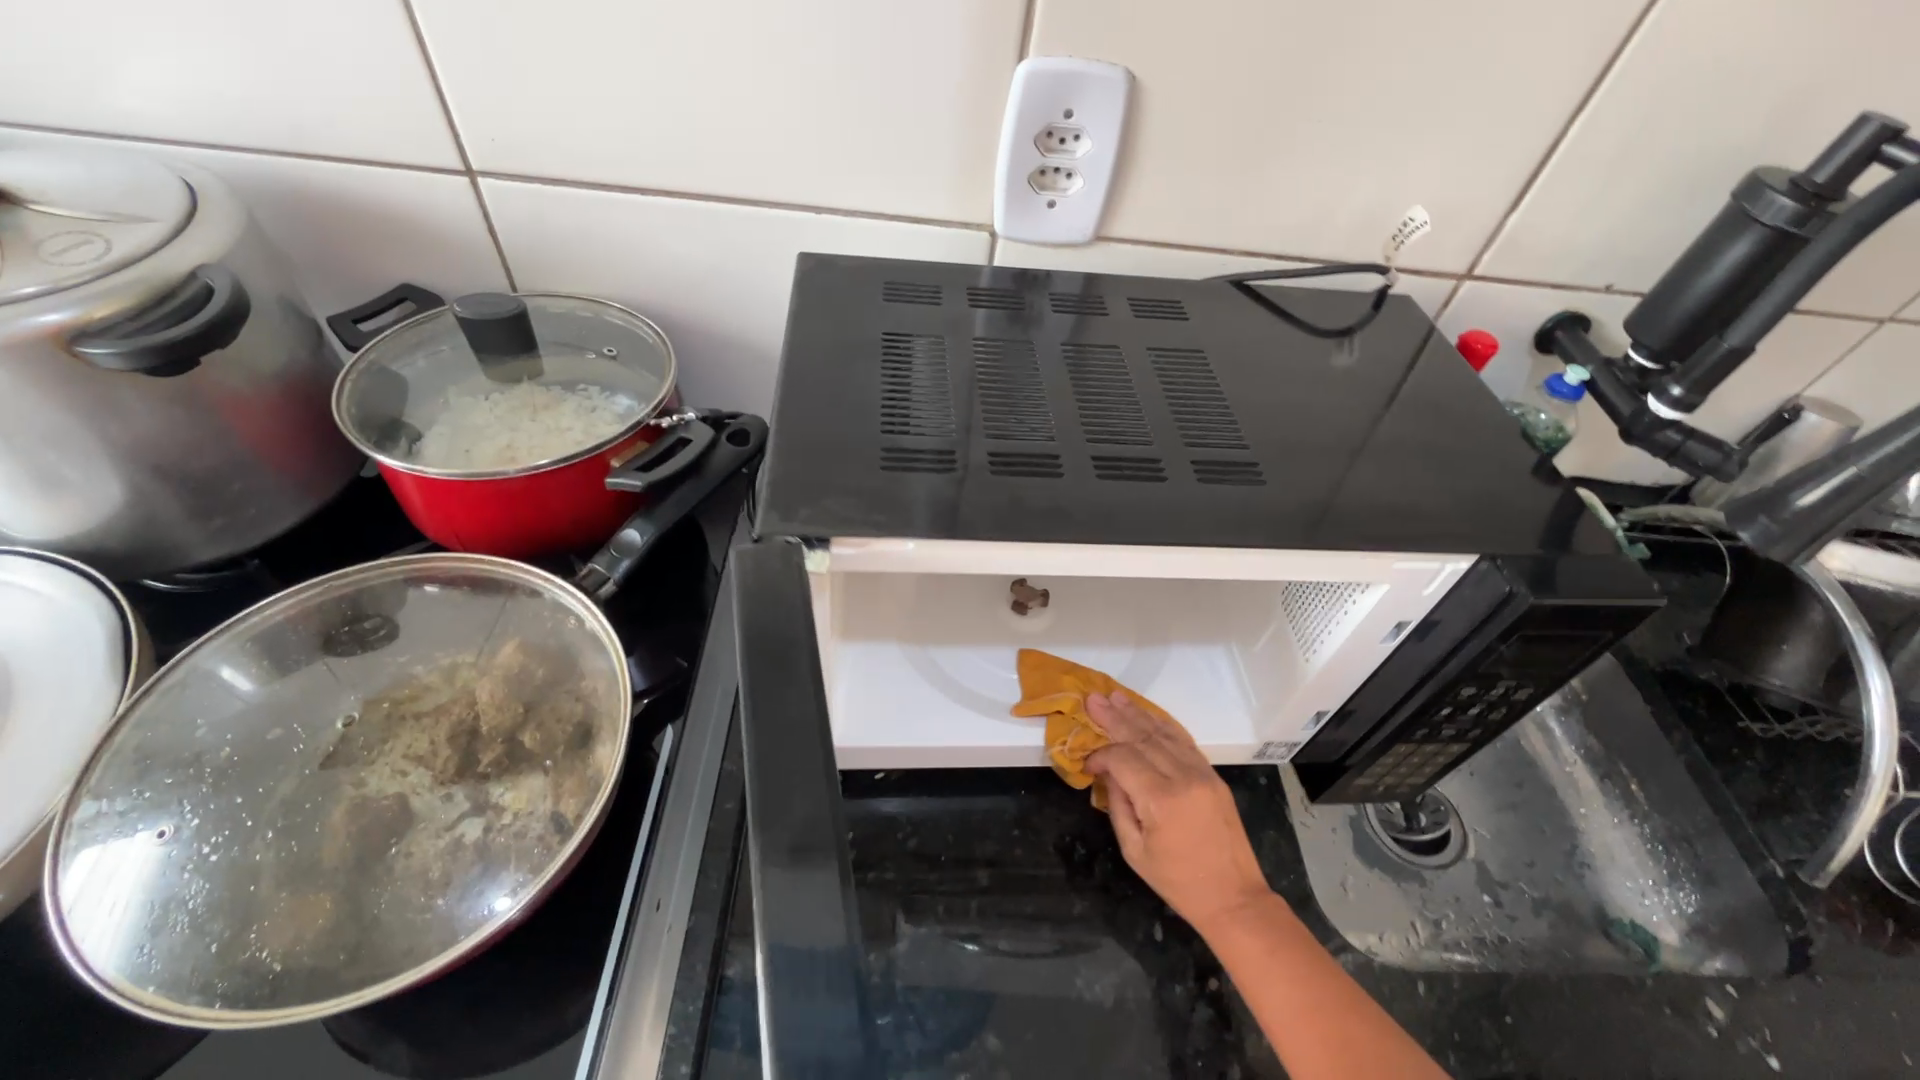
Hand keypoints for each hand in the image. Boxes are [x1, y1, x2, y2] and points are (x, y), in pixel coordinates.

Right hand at [1084, 692, 1273, 934]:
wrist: (1233, 897)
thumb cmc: (1177, 881)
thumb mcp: (1134, 851)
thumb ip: (1117, 805)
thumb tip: (1108, 773)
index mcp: (1161, 800)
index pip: (1123, 759)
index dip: (1101, 756)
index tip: (1087, 764)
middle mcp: (1183, 778)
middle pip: (1143, 738)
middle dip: (1115, 718)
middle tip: (1093, 699)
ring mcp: (1203, 774)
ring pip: (1165, 734)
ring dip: (1139, 715)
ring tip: (1117, 698)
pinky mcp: (1213, 777)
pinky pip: (1185, 743)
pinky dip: (1165, 726)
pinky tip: (1148, 716)